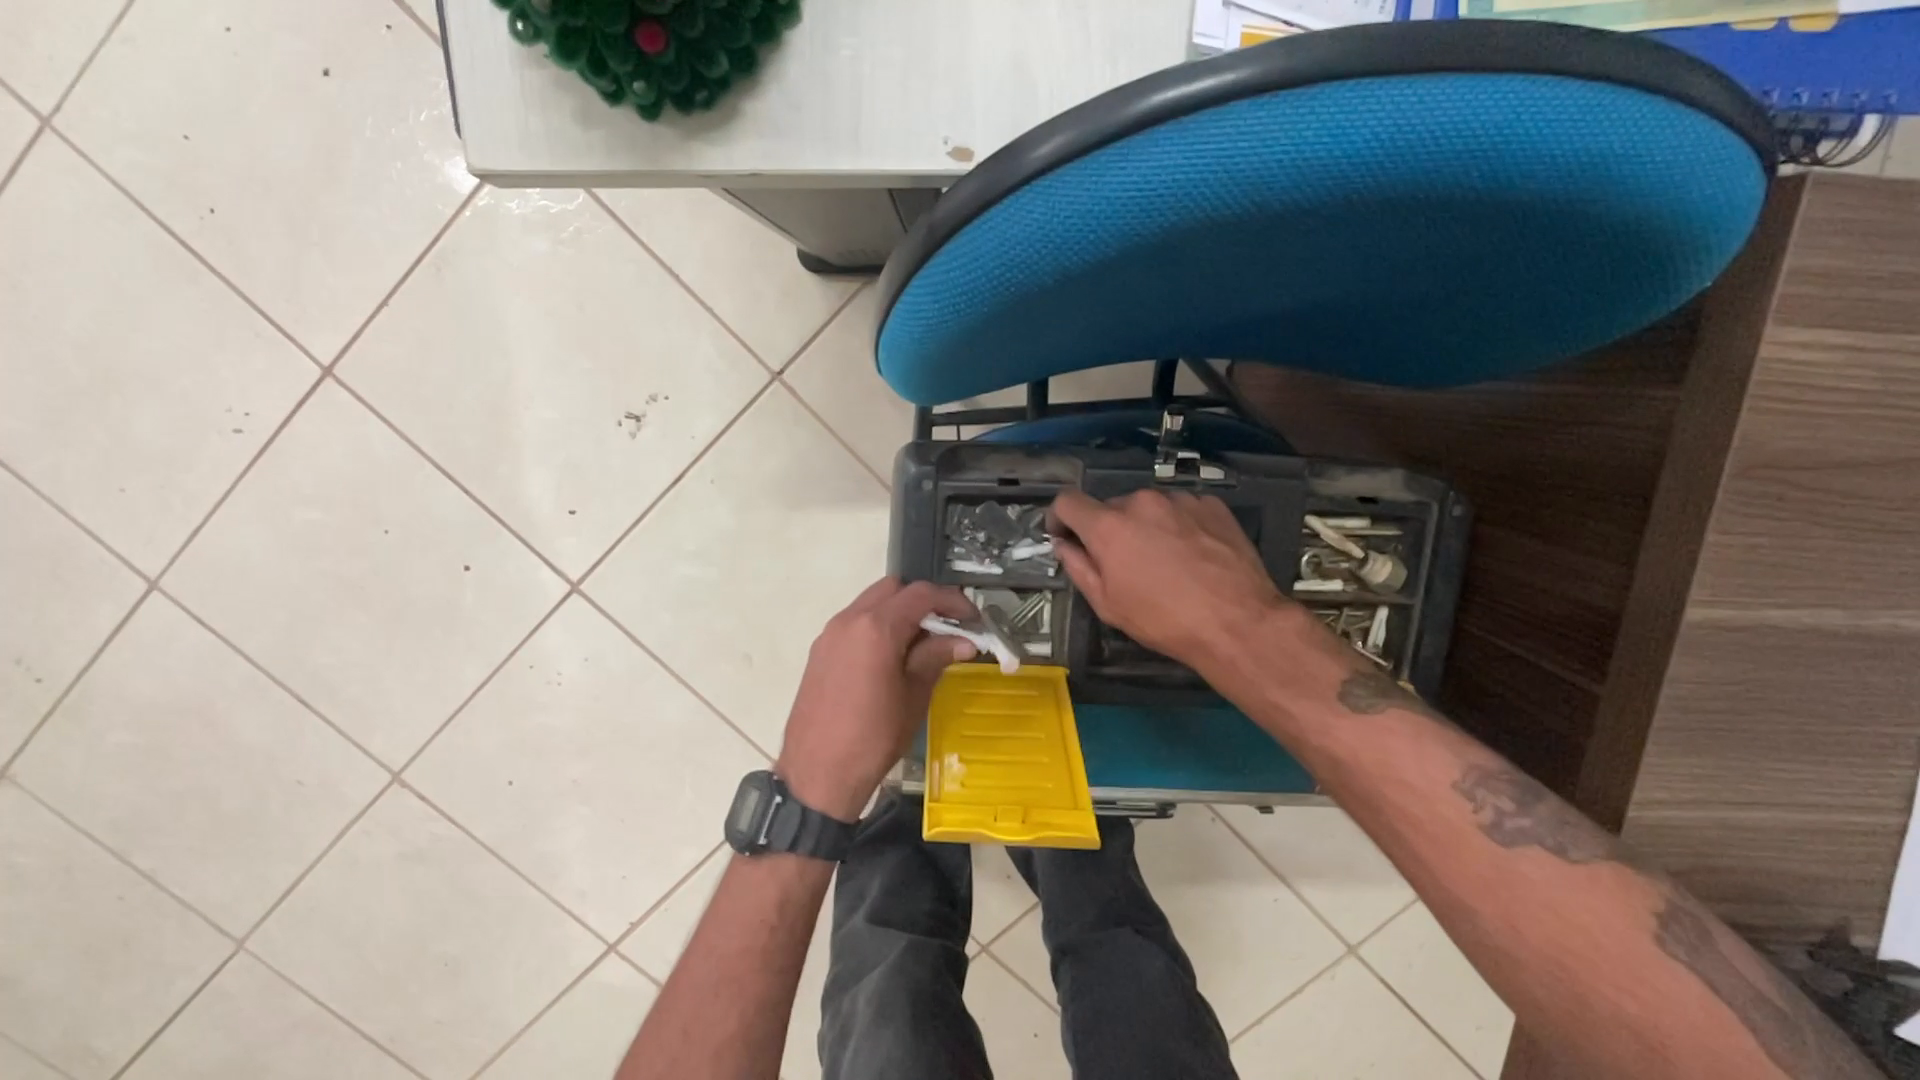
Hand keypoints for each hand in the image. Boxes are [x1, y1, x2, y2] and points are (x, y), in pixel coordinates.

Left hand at [776, 578, 977, 820]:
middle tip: (948, 628)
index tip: (973, 620)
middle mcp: (849, 620)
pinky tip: (893, 657)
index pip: (921, 594)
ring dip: (899, 613)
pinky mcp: (820, 651)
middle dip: (924, 601)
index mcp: (876, 628)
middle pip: (893, 589)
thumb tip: (963, 641)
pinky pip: (855, 623)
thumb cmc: (873, 737)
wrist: (817, 774)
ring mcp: (830, 634)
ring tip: (923, 645)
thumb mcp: (914, 696)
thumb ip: (936, 658)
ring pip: (871, 603)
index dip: (953, 601)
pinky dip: (878, 627)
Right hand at [1049, 488, 1299, 672]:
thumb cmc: (1164, 620)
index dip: (1060, 518)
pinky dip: (1179, 525)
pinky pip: (1183, 509)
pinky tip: (1192, 554)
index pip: (1067, 501)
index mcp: (1109, 526)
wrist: (1237, 621)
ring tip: (1165, 561)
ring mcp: (1181, 500)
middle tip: (1124, 564)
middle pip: (1111, 507)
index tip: (1065, 536)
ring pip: (1149, 508)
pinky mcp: (1213, 505)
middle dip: (1109, 530)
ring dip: (1146, 526)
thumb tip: (1064, 544)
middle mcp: (1142, 502)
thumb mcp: (1108, 605)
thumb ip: (1078, 567)